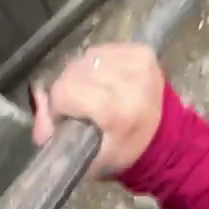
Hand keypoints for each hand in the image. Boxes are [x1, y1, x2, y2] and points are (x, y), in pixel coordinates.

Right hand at [31, 43, 165, 176]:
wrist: (168, 138)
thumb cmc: (125, 152)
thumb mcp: (89, 158)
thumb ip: (58, 141)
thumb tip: (40, 127)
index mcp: (119, 110)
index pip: (66, 92)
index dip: (57, 106)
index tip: (63, 120)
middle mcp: (130, 80)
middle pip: (73, 73)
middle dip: (68, 91)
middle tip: (77, 108)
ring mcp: (138, 61)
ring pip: (85, 59)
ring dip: (82, 76)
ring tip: (93, 94)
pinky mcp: (142, 51)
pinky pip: (102, 50)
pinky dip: (97, 65)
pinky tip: (105, 81)